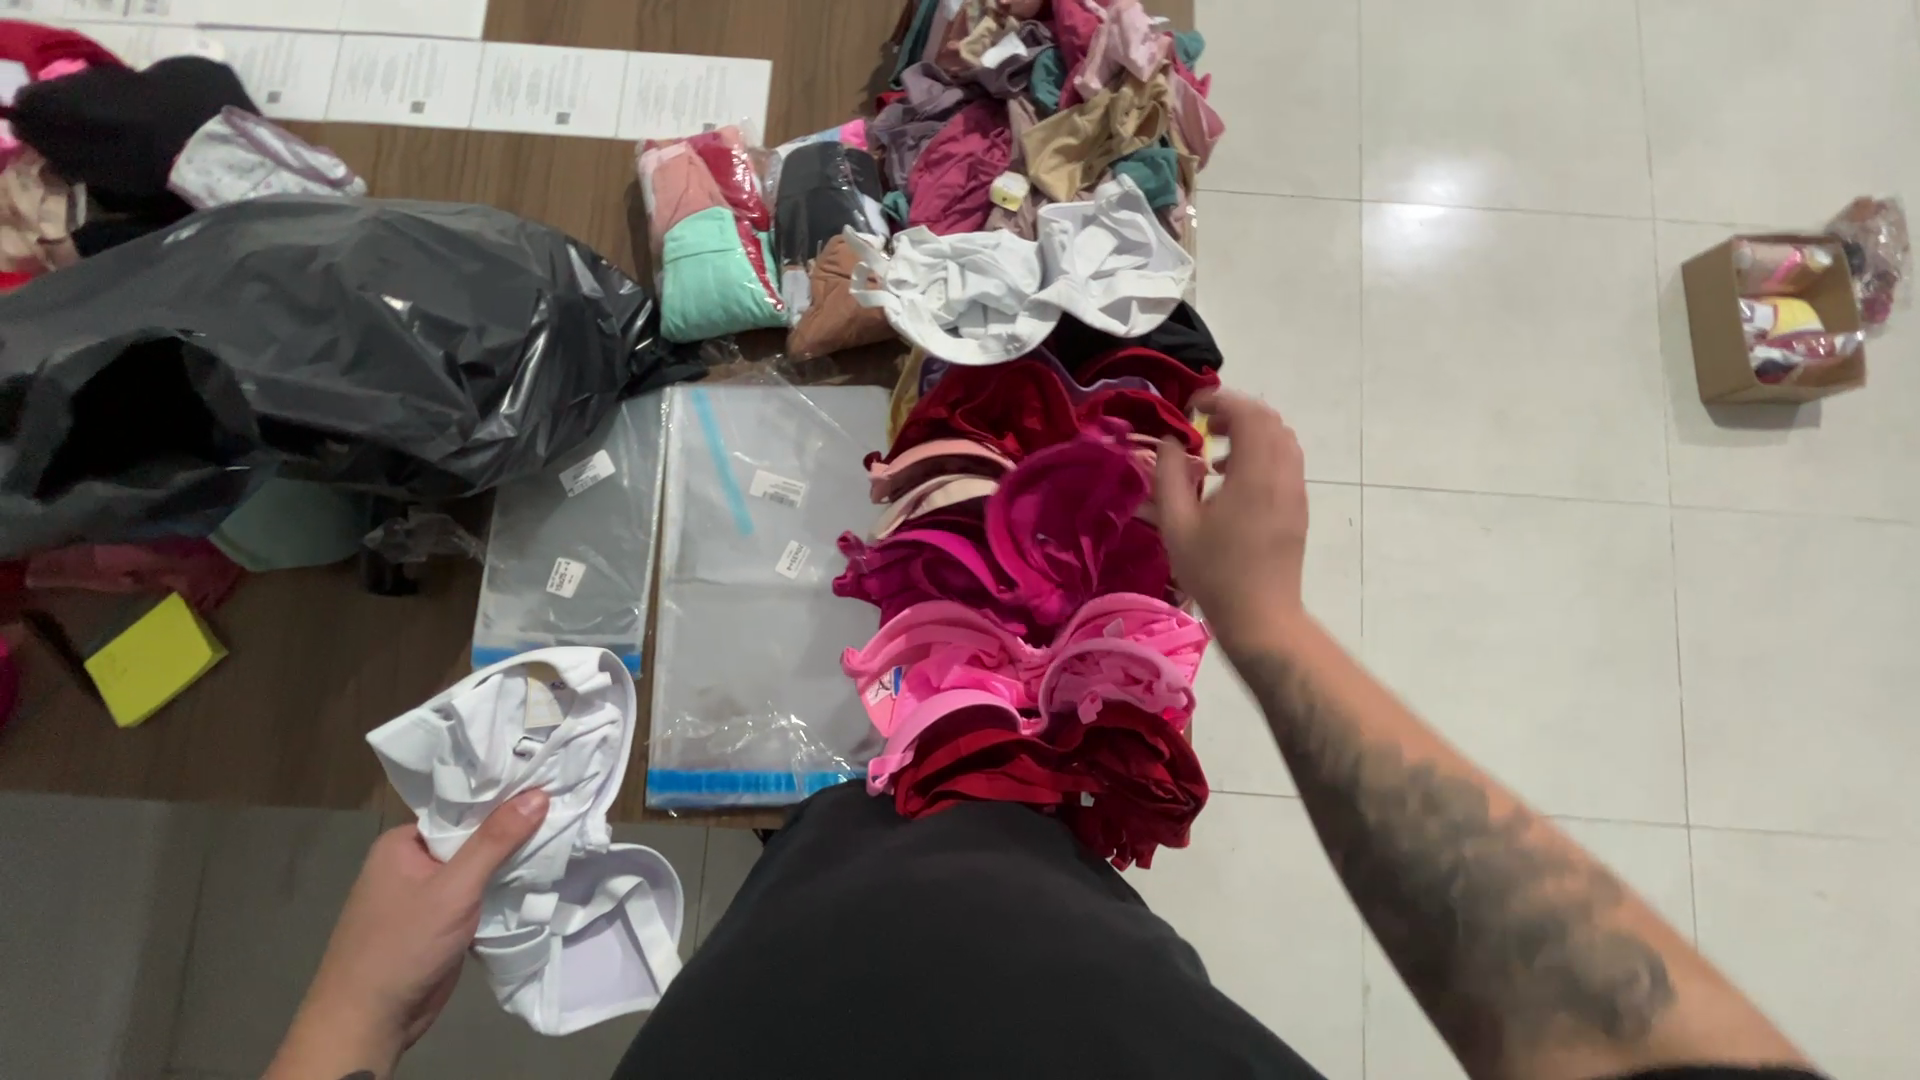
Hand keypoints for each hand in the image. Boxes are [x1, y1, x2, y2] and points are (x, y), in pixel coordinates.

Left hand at [265, 790, 548, 1079]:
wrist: (369, 1025)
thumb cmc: (401, 947)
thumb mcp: (453, 888)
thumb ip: (496, 840)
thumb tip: (540, 793)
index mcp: (403, 843)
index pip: (462, 805)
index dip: (504, 794)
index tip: (549, 779)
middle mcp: (413, 862)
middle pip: (475, 834)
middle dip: (514, 827)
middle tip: (566, 804)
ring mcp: (429, 893)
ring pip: (481, 864)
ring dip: (514, 858)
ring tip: (565, 832)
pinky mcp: (444, 919)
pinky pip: (482, 890)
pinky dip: (507, 884)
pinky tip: (542, 872)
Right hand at [1155, 390, 1309, 648]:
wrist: (1261, 617)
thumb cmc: (1213, 573)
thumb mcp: (1177, 525)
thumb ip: (1170, 476)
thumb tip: (1171, 443)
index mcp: (1255, 476)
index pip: (1249, 414)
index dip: (1221, 399)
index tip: (1191, 406)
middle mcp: (1283, 476)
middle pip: (1269, 421)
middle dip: (1235, 412)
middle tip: (1201, 424)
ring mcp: (1295, 492)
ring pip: (1281, 440)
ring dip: (1250, 433)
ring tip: (1214, 451)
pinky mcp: (1297, 508)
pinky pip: (1285, 462)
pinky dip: (1260, 453)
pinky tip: (1230, 479)